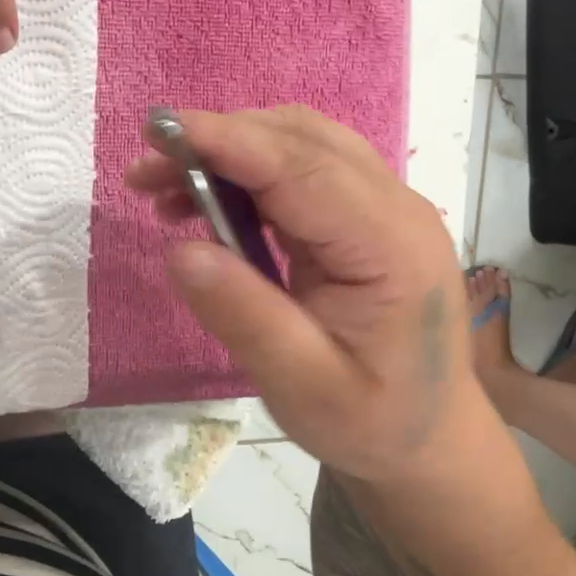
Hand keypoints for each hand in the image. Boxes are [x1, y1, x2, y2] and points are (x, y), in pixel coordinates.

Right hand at [125, 107, 477, 482]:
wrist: (431, 442)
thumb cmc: (371, 422)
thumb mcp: (301, 385)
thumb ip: (244, 316)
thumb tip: (180, 251)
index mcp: (388, 247)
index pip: (300, 168)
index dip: (227, 141)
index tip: (158, 132)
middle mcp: (394, 210)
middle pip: (300, 139)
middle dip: (217, 140)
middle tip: (143, 173)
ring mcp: (382, 210)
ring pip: (298, 145)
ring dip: (227, 152)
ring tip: (163, 190)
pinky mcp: (362, 220)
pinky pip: (298, 172)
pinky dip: (243, 173)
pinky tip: (204, 205)